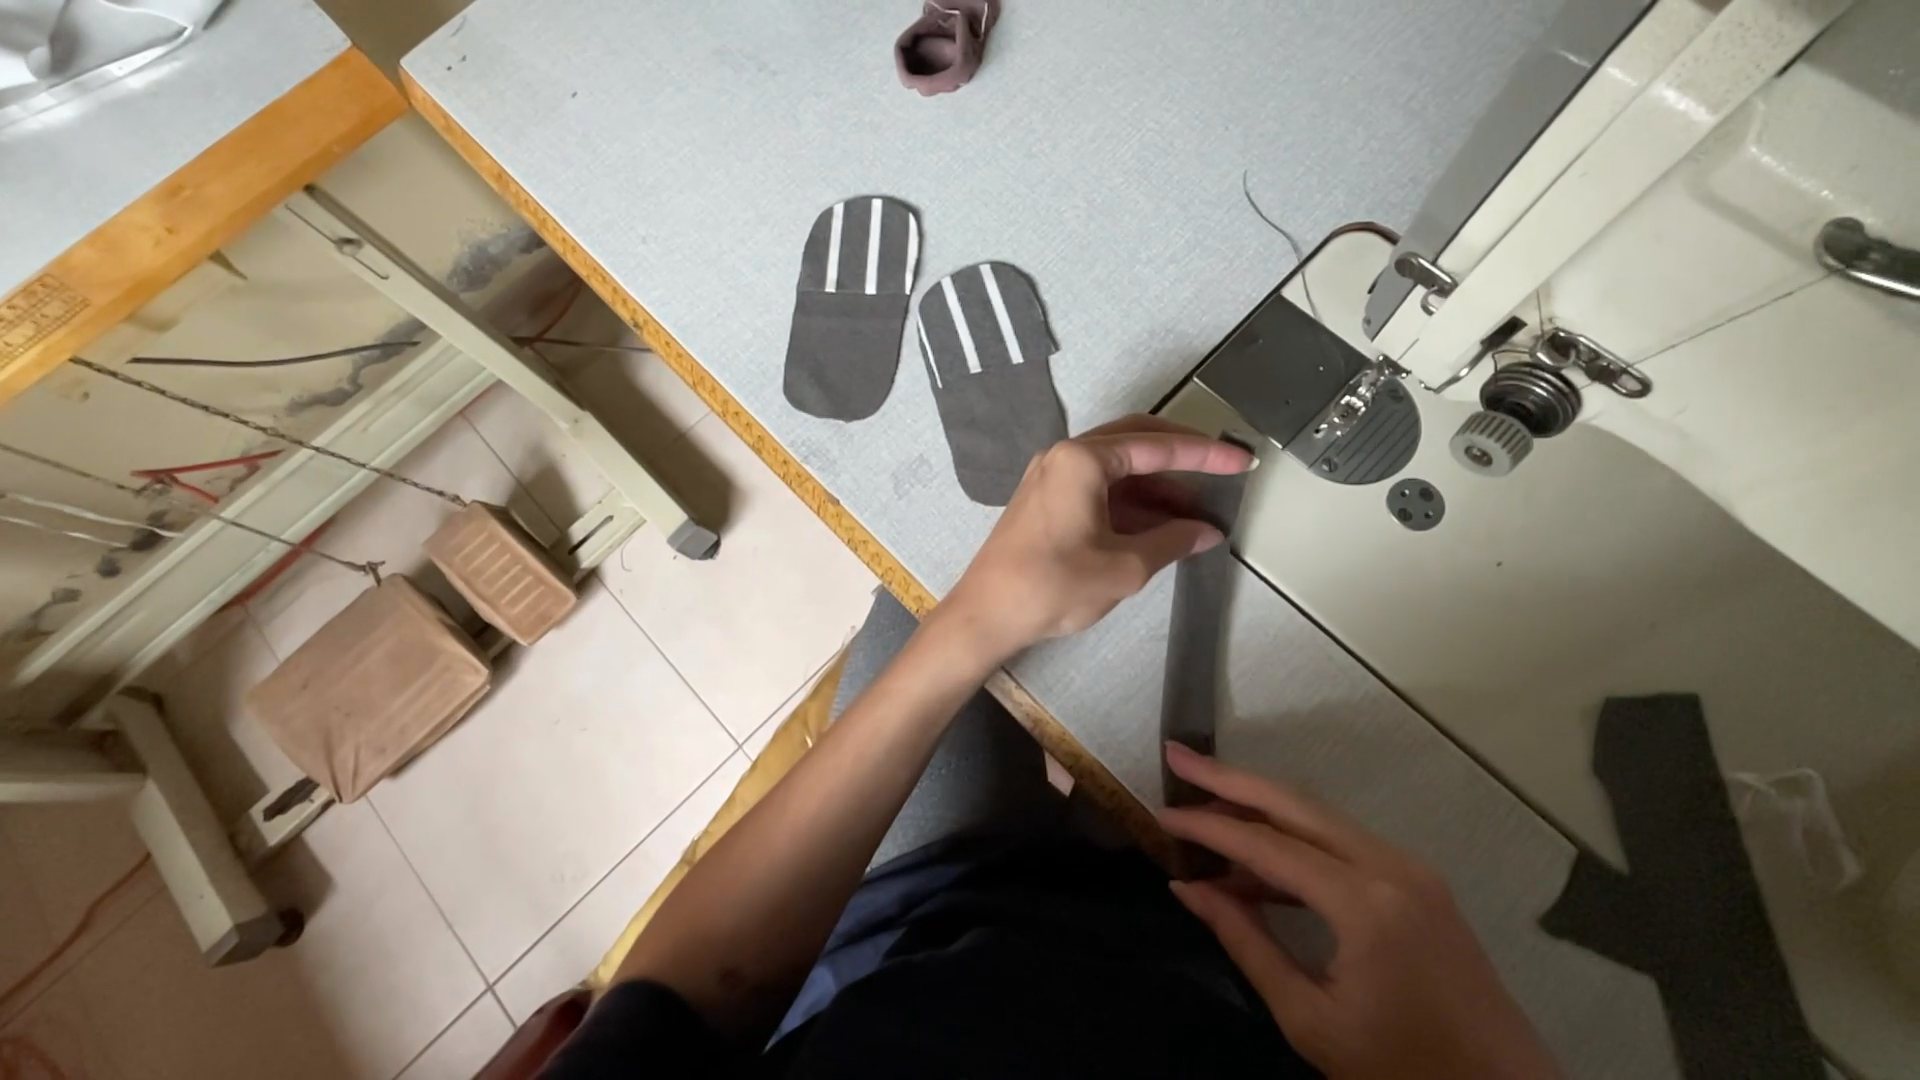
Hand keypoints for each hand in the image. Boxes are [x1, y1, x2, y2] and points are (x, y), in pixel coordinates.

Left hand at [936, 415, 1253, 662]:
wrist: (985, 615)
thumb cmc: (1052, 587)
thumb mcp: (1124, 567)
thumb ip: (1172, 541)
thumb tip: (1206, 532)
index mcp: (1083, 460)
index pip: (1156, 446)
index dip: (1205, 455)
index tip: (1242, 461)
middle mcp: (1064, 456)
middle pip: (1135, 441)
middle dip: (1180, 457)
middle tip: (1221, 472)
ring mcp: (1051, 476)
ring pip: (1116, 466)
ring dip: (1156, 484)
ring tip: (1196, 512)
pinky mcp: (1045, 500)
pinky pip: (1098, 486)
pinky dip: (1131, 500)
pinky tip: (1159, 524)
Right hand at [1160, 743, 1562, 1079]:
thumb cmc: (1404, 1071)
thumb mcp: (1310, 1019)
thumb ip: (1246, 942)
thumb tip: (1188, 889)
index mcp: (1365, 904)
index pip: (1267, 845)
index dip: (1208, 827)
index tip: (1159, 815)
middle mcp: (1390, 866)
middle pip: (1294, 804)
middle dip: (1229, 779)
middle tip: (1177, 758)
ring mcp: (1410, 870)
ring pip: (1317, 817)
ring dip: (1259, 808)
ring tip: (1203, 812)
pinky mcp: (1418, 882)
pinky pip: (1341, 844)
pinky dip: (1292, 843)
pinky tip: (1255, 868)